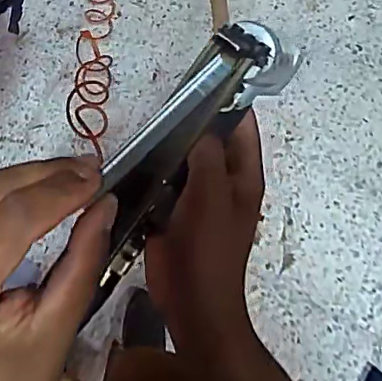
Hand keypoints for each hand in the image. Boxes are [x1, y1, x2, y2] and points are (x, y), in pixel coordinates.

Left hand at [0, 159, 116, 380]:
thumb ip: (81, 262)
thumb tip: (104, 203)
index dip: (58, 192)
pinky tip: (43, 191)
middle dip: (47, 175)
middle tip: (92, 170)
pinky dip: (10, 192)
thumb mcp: (55, 335)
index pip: (10, 220)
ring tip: (75, 176)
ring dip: (30, 177)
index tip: (98, 179)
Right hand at [144, 112, 265, 363]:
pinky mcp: (175, 211)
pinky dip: (157, 167)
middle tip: (164, 98)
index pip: (242, 125)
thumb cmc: (208, 248)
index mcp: (244, 176)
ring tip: (148, 121)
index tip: (202, 77)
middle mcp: (224, 181)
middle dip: (191, 119)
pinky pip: (167, 179)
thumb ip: (208, 156)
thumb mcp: (211, 194)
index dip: (228, 100)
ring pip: (186, 158)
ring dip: (171, 143)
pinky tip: (137, 155)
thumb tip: (200, 128)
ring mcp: (199, 196)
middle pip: (211, 139)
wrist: (191, 303)